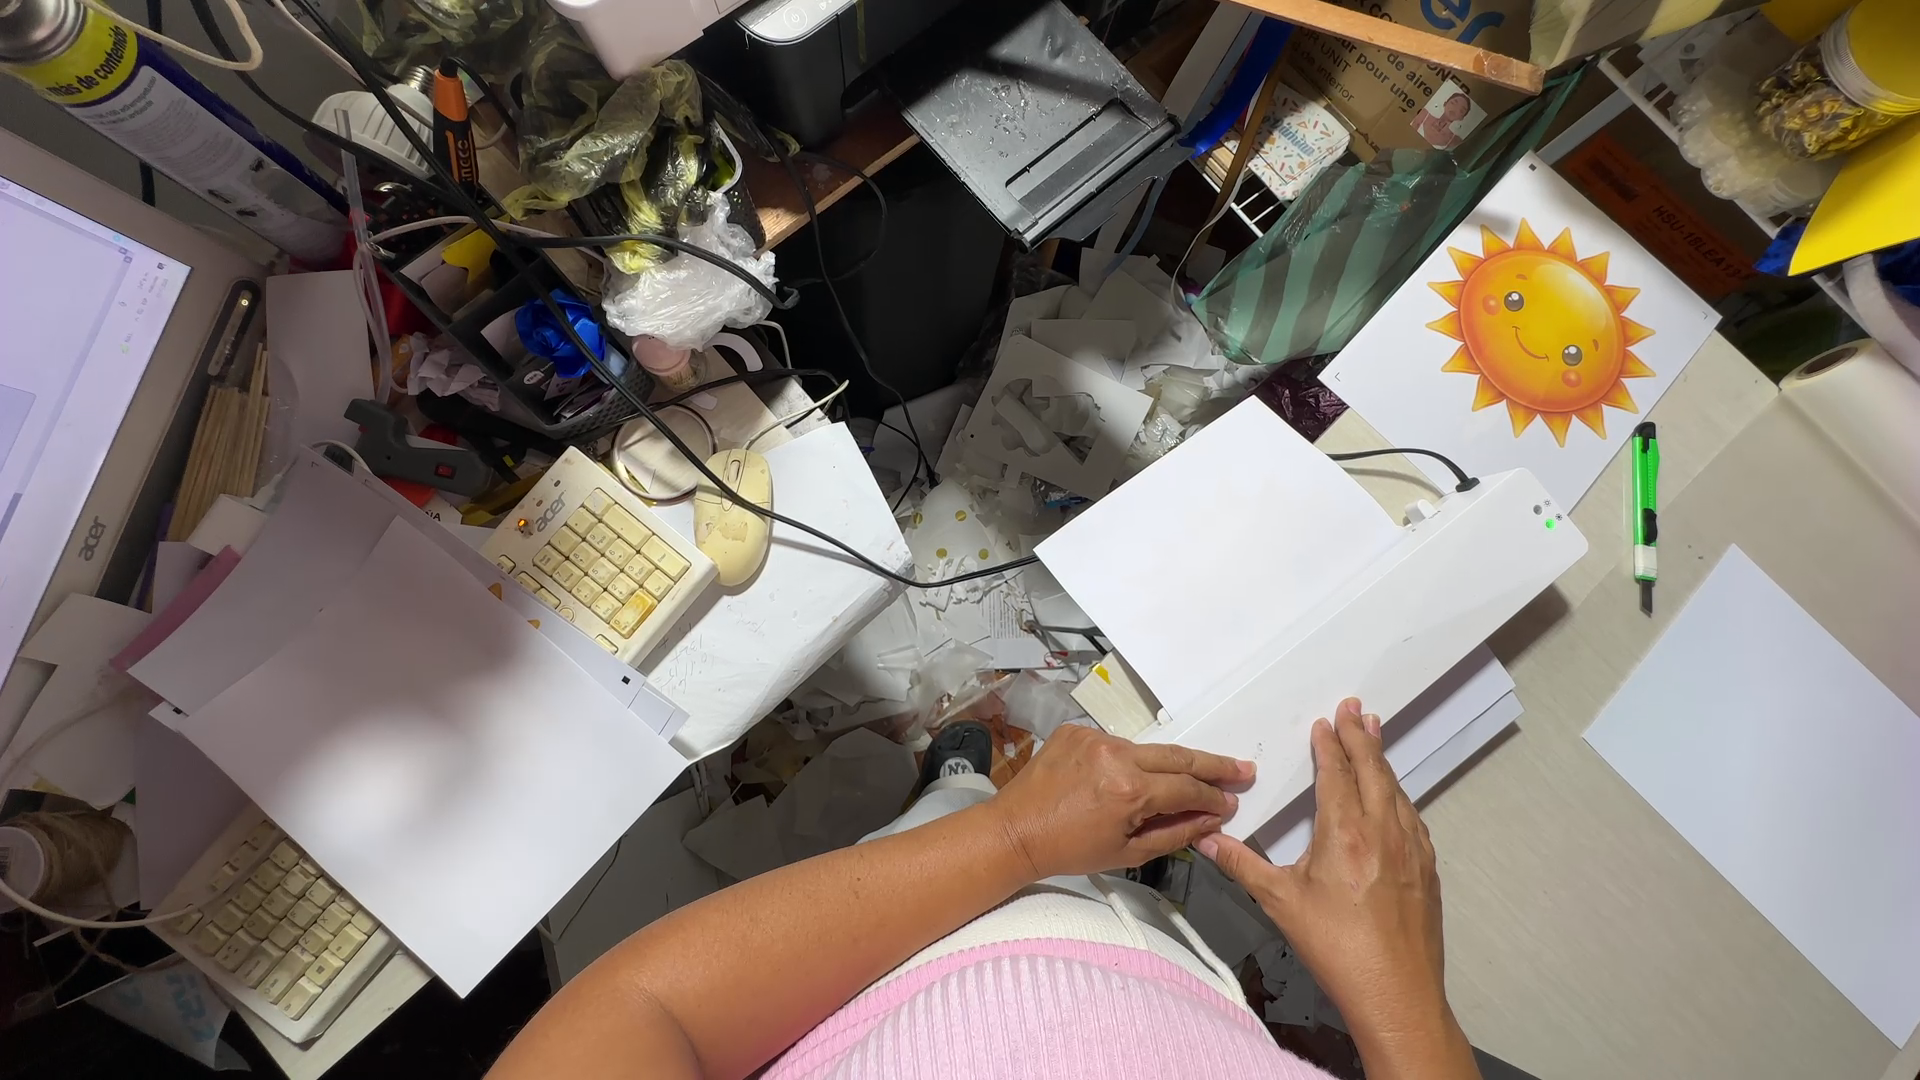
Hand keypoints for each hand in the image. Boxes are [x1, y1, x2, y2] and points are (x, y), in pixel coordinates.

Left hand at [983, 723, 1253, 879]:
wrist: (1015, 829)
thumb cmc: (1071, 850)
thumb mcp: (1128, 852)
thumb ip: (1176, 832)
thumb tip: (1213, 818)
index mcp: (1129, 789)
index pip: (1186, 788)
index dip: (1213, 797)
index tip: (1233, 801)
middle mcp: (1115, 754)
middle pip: (1176, 756)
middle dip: (1213, 764)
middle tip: (1242, 768)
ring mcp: (1094, 737)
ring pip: (1146, 749)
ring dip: (1167, 764)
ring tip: (1191, 776)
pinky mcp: (1076, 730)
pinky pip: (1115, 744)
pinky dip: (1129, 759)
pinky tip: (1130, 775)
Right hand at [1196, 699, 1475, 1078]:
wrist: (1398, 997)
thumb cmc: (1336, 946)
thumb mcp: (1280, 902)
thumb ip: (1242, 864)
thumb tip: (1206, 839)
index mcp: (1345, 832)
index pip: (1338, 774)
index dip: (1330, 745)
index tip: (1325, 722)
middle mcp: (1383, 832)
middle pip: (1374, 771)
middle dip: (1363, 736)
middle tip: (1357, 708)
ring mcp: (1411, 852)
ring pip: (1397, 792)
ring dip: (1383, 761)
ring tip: (1375, 736)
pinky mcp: (1427, 873)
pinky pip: (1412, 818)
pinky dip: (1399, 794)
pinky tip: (1395, 797)